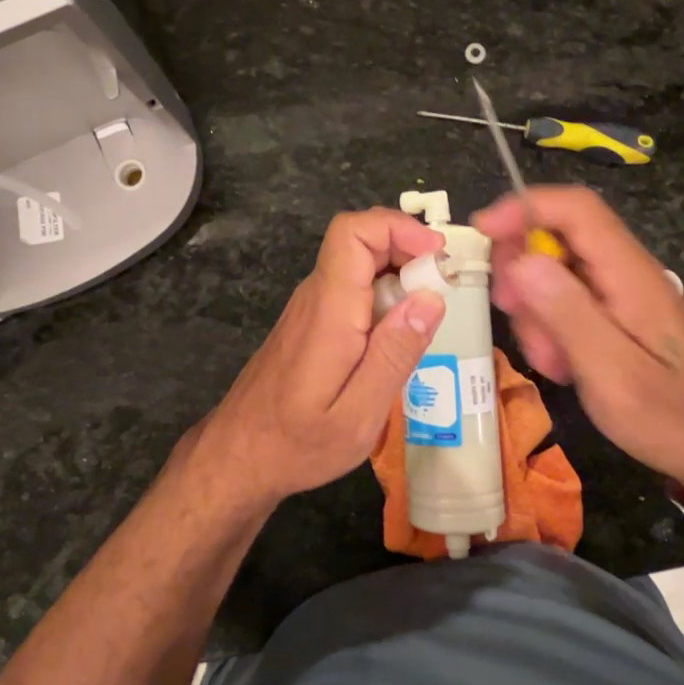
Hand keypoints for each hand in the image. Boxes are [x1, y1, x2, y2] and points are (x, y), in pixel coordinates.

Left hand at [191, 209, 448, 511]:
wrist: (239, 457)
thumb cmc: (298, 443)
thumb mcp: (358, 415)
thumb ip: (395, 354)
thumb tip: (431, 297)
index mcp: (329, 310)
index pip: (352, 232)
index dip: (398, 227)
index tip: (438, 256)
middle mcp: (316, 296)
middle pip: (360, 240)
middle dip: (408, 249)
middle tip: (444, 286)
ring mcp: (310, 307)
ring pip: (358, 263)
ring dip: (398, 272)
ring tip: (428, 313)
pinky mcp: (311, 322)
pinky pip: (351, 288)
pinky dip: (383, 294)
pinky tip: (398, 333)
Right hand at [473, 186, 683, 507]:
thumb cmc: (671, 419)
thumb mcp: (613, 375)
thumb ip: (568, 315)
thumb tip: (522, 261)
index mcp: (632, 275)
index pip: (576, 209)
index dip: (524, 208)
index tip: (482, 233)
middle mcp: (627, 273)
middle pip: (560, 235)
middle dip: (522, 267)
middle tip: (508, 310)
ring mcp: (622, 294)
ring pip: (557, 271)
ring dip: (536, 307)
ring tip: (550, 359)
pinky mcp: (617, 315)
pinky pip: (568, 300)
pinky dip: (551, 326)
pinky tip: (563, 365)